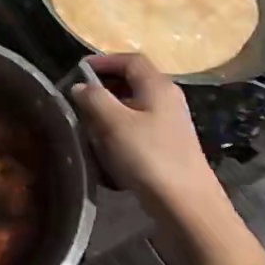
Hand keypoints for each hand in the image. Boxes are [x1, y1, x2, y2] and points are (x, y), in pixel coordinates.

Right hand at [69, 53, 219, 206]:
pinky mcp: (168, 145)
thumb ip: (94, 99)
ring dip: (110, 111)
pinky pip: (139, 127)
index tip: (78, 71)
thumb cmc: (149, 157)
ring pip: (135, 106)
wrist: (186, 203)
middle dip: (104, 88)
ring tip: (88, 125)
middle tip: (79, 100)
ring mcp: (170, 123)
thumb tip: (80, 86)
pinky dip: (120, 130)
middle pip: (133, 82)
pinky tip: (107, 148)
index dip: (104, 61)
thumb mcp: (115, 124)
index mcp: (158, 86)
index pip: (130, 60)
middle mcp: (168, 99)